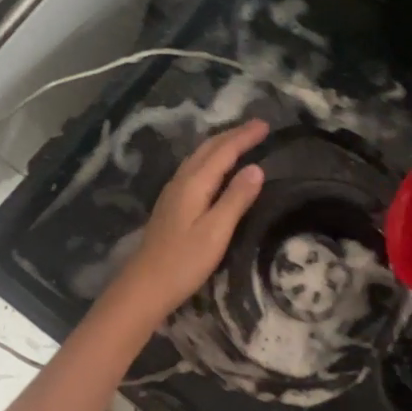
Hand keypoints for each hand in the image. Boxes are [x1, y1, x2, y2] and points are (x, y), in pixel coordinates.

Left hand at [107, 120, 268, 322]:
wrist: (146, 285)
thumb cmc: (184, 261)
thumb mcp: (216, 231)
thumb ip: (236, 199)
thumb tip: (256, 168)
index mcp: (194, 184)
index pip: (223, 151)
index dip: (245, 137)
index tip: (266, 125)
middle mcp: (181, 181)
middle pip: (208, 148)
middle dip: (233, 135)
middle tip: (257, 127)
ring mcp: (172, 192)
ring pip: (198, 157)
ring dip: (220, 145)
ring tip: (240, 140)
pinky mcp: (170, 205)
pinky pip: (194, 169)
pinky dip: (210, 159)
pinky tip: (215, 168)